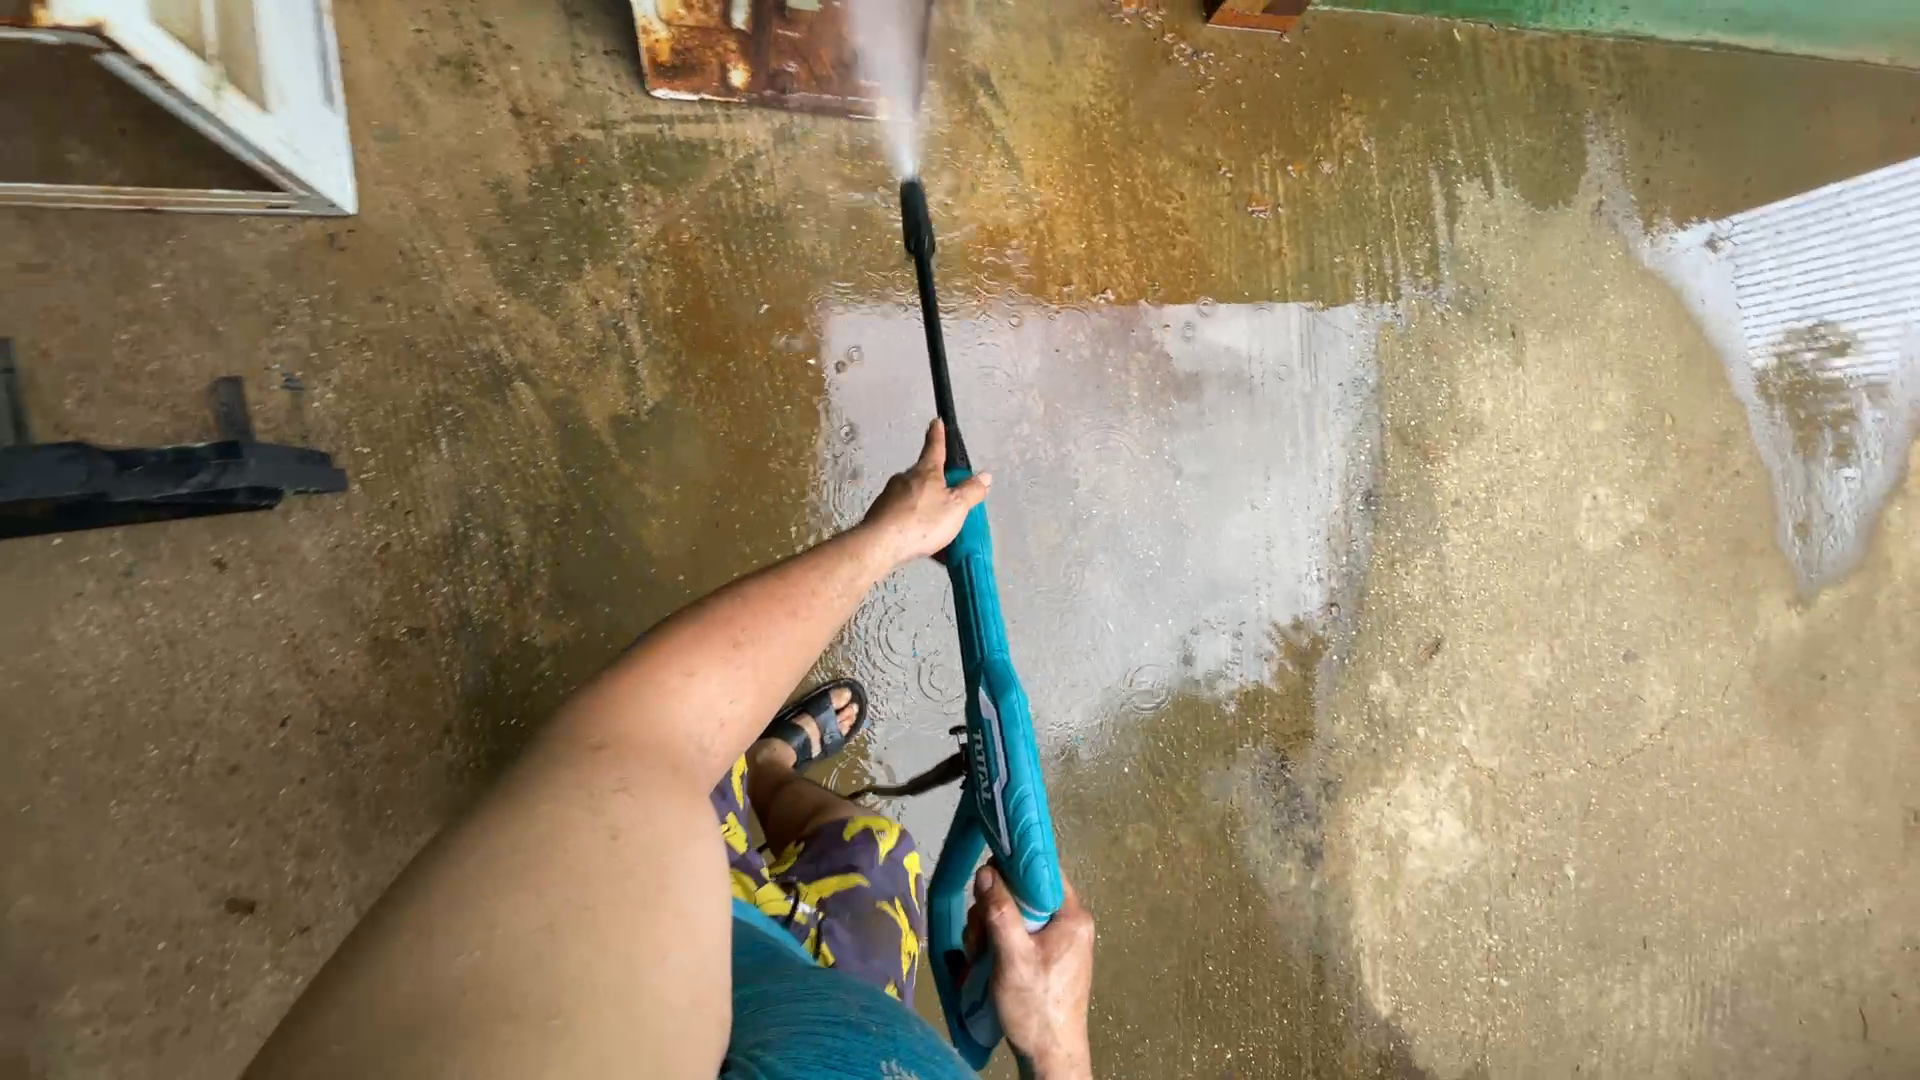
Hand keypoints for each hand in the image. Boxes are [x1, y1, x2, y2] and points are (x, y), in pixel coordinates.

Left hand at [860, 418, 990, 566]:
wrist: (881, 544)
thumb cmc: (922, 521)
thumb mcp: (956, 507)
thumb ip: (971, 492)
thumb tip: (985, 476)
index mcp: (926, 472)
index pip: (935, 447)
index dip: (939, 435)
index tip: (937, 421)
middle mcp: (905, 479)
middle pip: (925, 477)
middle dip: (938, 487)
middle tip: (951, 502)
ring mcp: (890, 497)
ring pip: (915, 500)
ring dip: (928, 512)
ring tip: (941, 534)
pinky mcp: (881, 516)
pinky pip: (905, 518)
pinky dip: (917, 528)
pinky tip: (925, 545)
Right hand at [967, 866, 1094, 1079]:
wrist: (1050, 1059)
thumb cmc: (1036, 1007)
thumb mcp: (1013, 956)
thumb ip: (1000, 910)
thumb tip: (986, 870)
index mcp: (1072, 915)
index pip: (1042, 869)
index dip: (1013, 867)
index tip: (986, 878)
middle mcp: (1069, 922)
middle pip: (1024, 892)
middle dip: (994, 906)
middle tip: (978, 931)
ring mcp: (1058, 941)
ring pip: (1017, 912)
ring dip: (990, 926)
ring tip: (978, 951)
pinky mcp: (1047, 957)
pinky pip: (1019, 932)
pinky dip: (998, 940)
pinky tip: (984, 959)